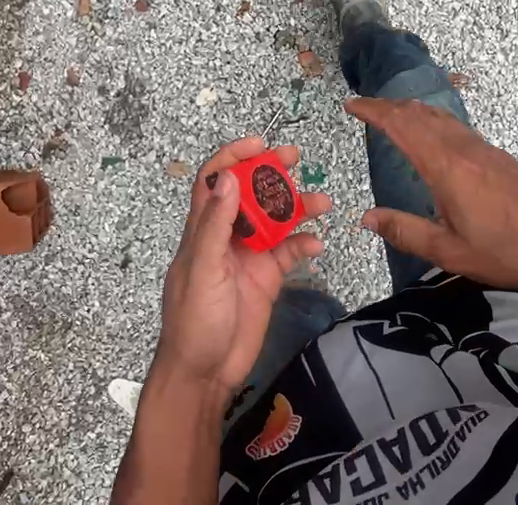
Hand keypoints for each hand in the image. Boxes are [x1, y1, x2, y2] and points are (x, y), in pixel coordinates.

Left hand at [154, 137, 330, 399]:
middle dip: (271, 173)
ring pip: (275, 220)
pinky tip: (317, 243)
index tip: (259, 144)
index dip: (232, 157)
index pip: (214, 181)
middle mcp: (227, 236)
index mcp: (203, 229)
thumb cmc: (194, 319)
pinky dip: (304, 244)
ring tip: (323, 200)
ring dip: (297, 207)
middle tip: (296, 157)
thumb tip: (227, 175)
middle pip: (249, 193)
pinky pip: (288, 252)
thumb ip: (216, 224)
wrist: (205, 374)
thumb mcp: (203, 269)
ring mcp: (249, 256)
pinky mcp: (267, 278)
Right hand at [346, 97, 517, 290]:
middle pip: (419, 113)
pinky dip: (431, 120)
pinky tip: (434, 135)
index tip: (351, 104)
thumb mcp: (451, 252)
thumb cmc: (508, 250)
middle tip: (364, 106)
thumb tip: (365, 218)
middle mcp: (461, 148)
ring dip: (411, 110)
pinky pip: (455, 126)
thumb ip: (406, 232)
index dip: (374, 111)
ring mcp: (482, 149)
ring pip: (439, 117)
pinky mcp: (497, 157)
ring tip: (392, 114)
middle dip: (388, 105)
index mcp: (444, 166)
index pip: (401, 125)